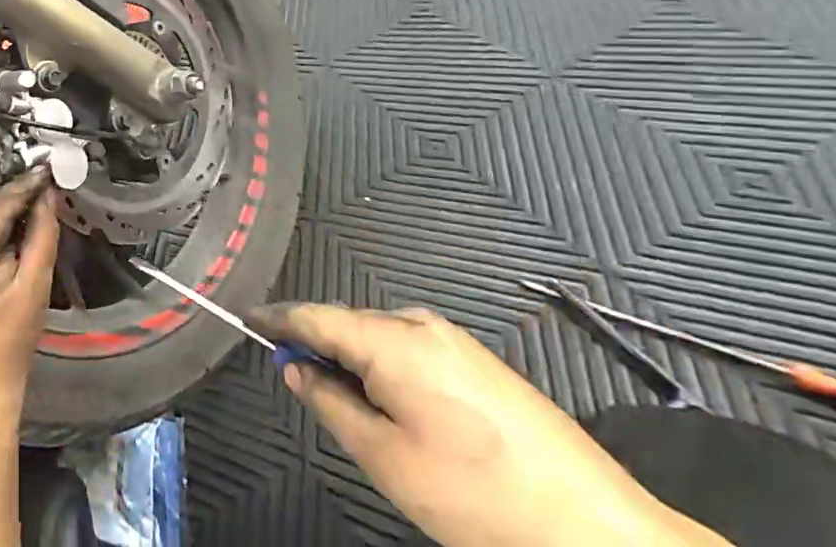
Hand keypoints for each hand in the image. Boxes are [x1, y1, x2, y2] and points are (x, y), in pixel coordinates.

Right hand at [252, 304, 729, 546]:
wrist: (585, 519)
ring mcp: (453, 336)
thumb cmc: (472, 494)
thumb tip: (298, 370)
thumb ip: (332, 403)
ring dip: (351, 354)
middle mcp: (421, 322)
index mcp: (393, 340)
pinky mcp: (474, 356)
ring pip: (380, 333)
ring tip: (338, 395)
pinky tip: (386, 398)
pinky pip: (410, 345)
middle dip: (317, 341)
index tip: (249, 317)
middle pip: (350, 322)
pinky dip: (383, 361)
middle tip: (291, 373)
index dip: (280, 317)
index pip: (318, 316)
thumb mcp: (386, 457)